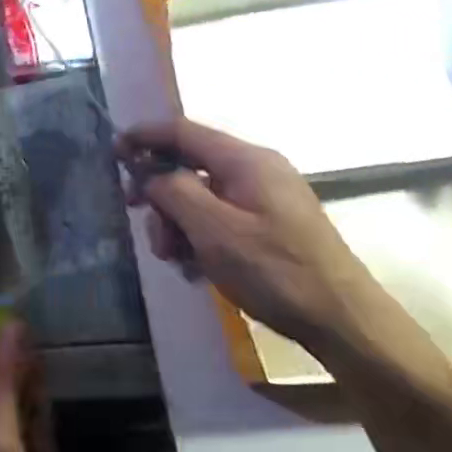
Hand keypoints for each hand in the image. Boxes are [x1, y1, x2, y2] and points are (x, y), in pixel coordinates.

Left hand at [0, 319, 45, 451]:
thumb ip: (5, 368)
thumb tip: (13, 321)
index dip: (0, 328)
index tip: (31, 345)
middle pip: (6, 362)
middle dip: (28, 390)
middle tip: (30, 417)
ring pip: (22, 391)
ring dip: (34, 417)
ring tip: (29, 446)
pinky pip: (24, 416)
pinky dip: (33, 435)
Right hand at [119, 119, 399, 363]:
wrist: (340, 319)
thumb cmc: (274, 270)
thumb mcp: (212, 229)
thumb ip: (172, 191)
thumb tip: (147, 172)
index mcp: (246, 162)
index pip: (182, 131)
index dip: (142, 136)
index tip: (110, 152)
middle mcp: (256, 170)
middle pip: (186, 164)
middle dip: (156, 190)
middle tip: (135, 214)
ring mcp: (263, 197)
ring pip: (196, 194)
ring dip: (172, 220)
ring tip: (172, 255)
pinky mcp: (266, 223)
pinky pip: (214, 215)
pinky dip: (194, 233)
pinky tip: (192, 261)